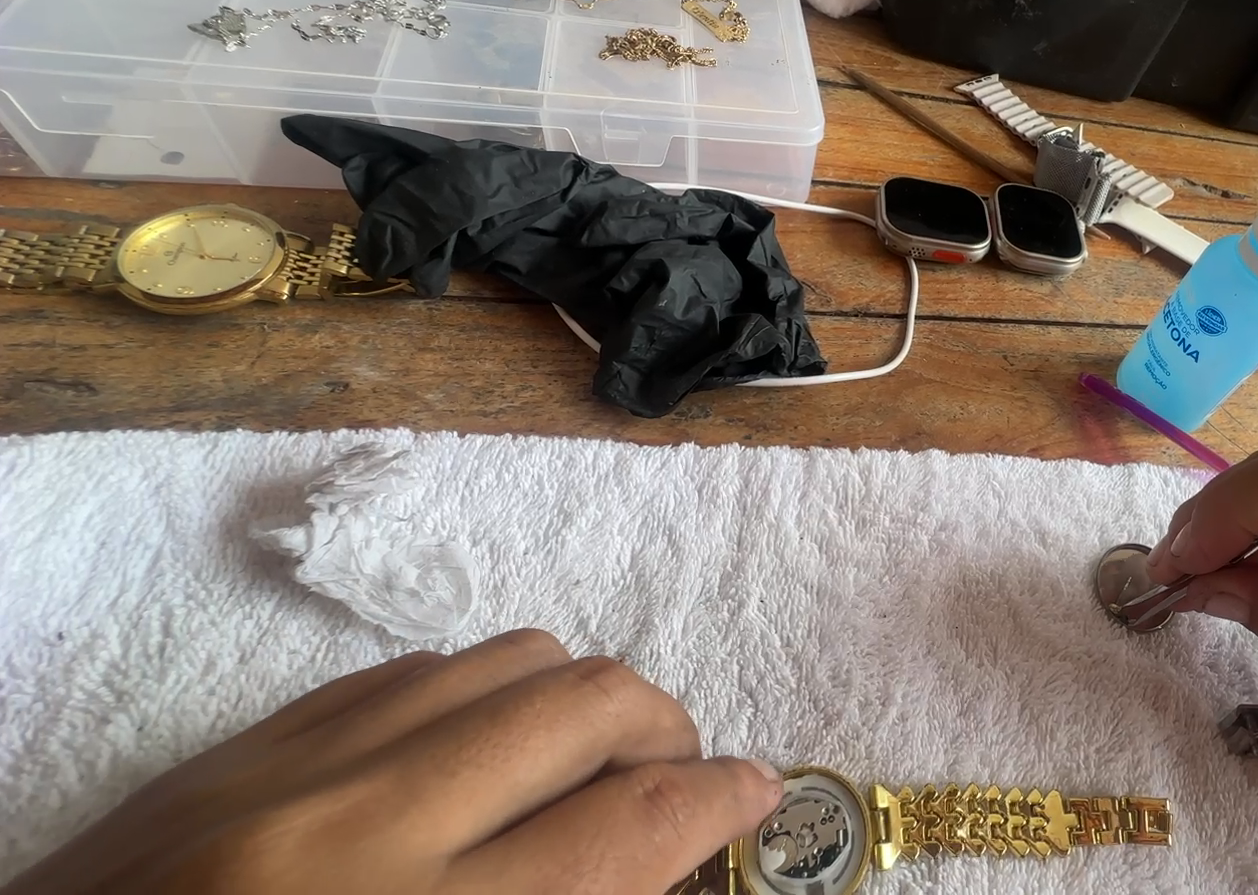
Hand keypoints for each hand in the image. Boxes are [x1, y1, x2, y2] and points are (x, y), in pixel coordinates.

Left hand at [2, 630, 779, 894]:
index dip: (722, 798)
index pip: (632, 825)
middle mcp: (358, 831)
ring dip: (585, 700)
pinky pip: (424, 666)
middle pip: (593, 702)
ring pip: (520, 655)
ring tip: (585, 756)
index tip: (755, 791)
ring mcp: (288, 768)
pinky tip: (483, 749)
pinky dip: (491, 694)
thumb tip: (660, 864)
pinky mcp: (240, 743)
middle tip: (676, 778)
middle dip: (668, 732)